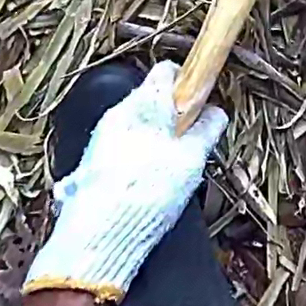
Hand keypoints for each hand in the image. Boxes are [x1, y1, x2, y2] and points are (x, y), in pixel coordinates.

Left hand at [23, 61, 227, 303]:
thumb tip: (215, 111)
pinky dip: (134, 154)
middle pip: (150, 97)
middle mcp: (119, 110)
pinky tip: (143, 182)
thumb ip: (207, 129)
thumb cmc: (151, 191)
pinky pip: (119, 144)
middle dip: (171, 114)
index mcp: (145, 101)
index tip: (198, 101)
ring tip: (166, 168)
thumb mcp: (193, 159)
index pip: (167, 69)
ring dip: (152, 135)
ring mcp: (101, 134)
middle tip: (188, 142)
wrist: (98, 237)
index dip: (186, 81)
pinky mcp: (90, 159)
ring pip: (134, 122)